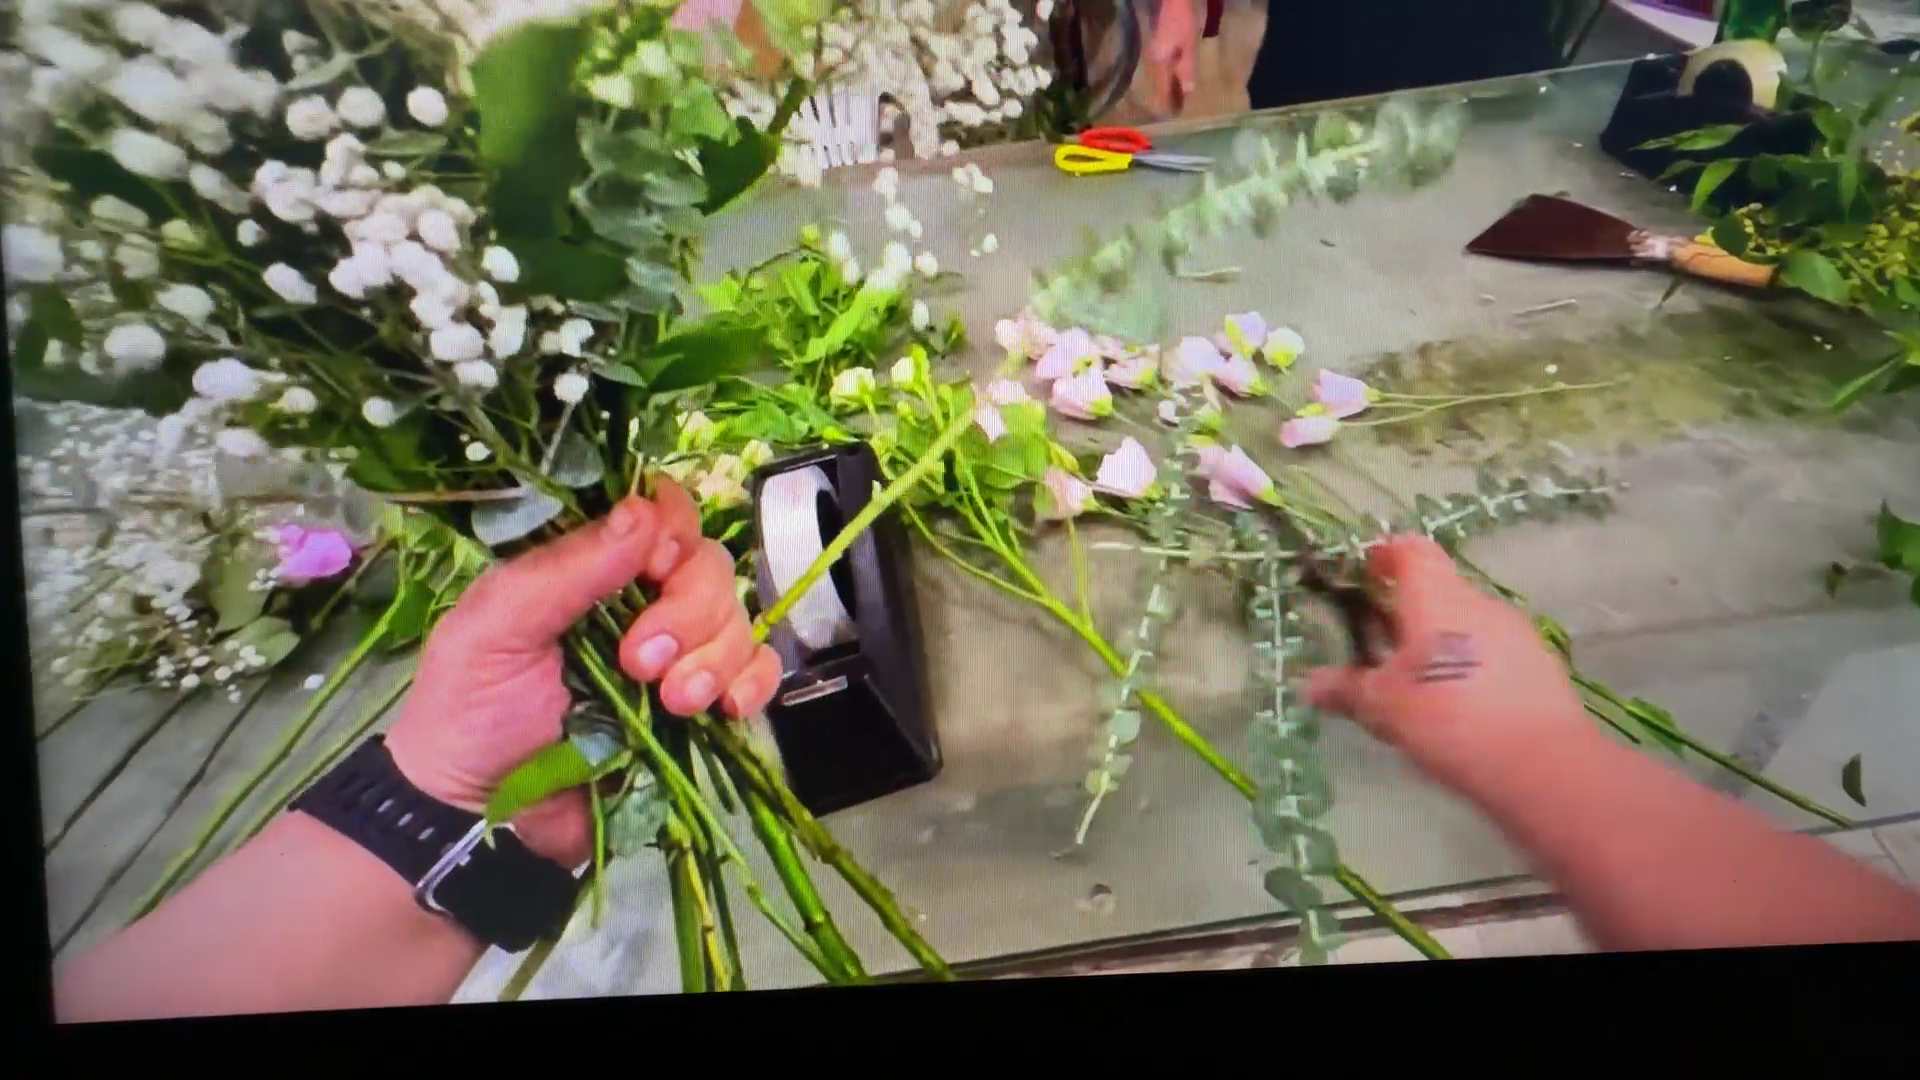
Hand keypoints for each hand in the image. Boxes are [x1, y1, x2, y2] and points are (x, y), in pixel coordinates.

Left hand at [384, 481, 781, 869]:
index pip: (663, 513)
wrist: (490, 818)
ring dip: (715, 659)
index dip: (674, 531)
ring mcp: (684, 650)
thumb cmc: (472, 710)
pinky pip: (761, 670)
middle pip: (710, 567)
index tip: (654, 569)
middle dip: (688, 614)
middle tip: (639, 664)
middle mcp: (648, 598)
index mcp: (596, 566)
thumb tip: (643, 511)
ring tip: (672, 703)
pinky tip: (727, 709)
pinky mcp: (710, 700)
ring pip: (740, 619)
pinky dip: (754, 683)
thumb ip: (566, 569)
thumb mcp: (495, 630)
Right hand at [1147, 0, 1200, 114]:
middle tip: (1177, 107)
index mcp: (1159, 64)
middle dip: (1169, 95)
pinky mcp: (1156, 45)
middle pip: (1160, 84)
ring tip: (1177, 94)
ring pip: (1161, 75)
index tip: (1174, 115)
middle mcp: (1152, 62)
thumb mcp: (1189, 44)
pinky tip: (1175, 74)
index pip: (1163, 91)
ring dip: (1169, 84)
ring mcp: (1153, 53)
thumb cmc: (1181, 19)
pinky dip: (1169, 72)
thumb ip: (1188, 67)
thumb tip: (1188, 91)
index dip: (1169, 103)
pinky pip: (1162, 65)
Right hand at [1305, 536, 1588, 790]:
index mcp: (1435, 598)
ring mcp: (1516, 633)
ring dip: (1439, 637)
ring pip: (1466, 620)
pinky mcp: (1541, 665)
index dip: (1385, 554)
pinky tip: (1456, 701)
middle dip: (1406, 606)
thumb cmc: (1446, 716)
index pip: (1411, 550)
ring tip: (1416, 676)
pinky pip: (1493, 649)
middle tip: (1377, 638)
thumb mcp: (1381, 705)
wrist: (1544, 767)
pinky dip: (1469, 663)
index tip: (1364, 572)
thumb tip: (1309, 685)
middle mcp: (1478, 603)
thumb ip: (1345, 689)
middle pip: (1438, 587)